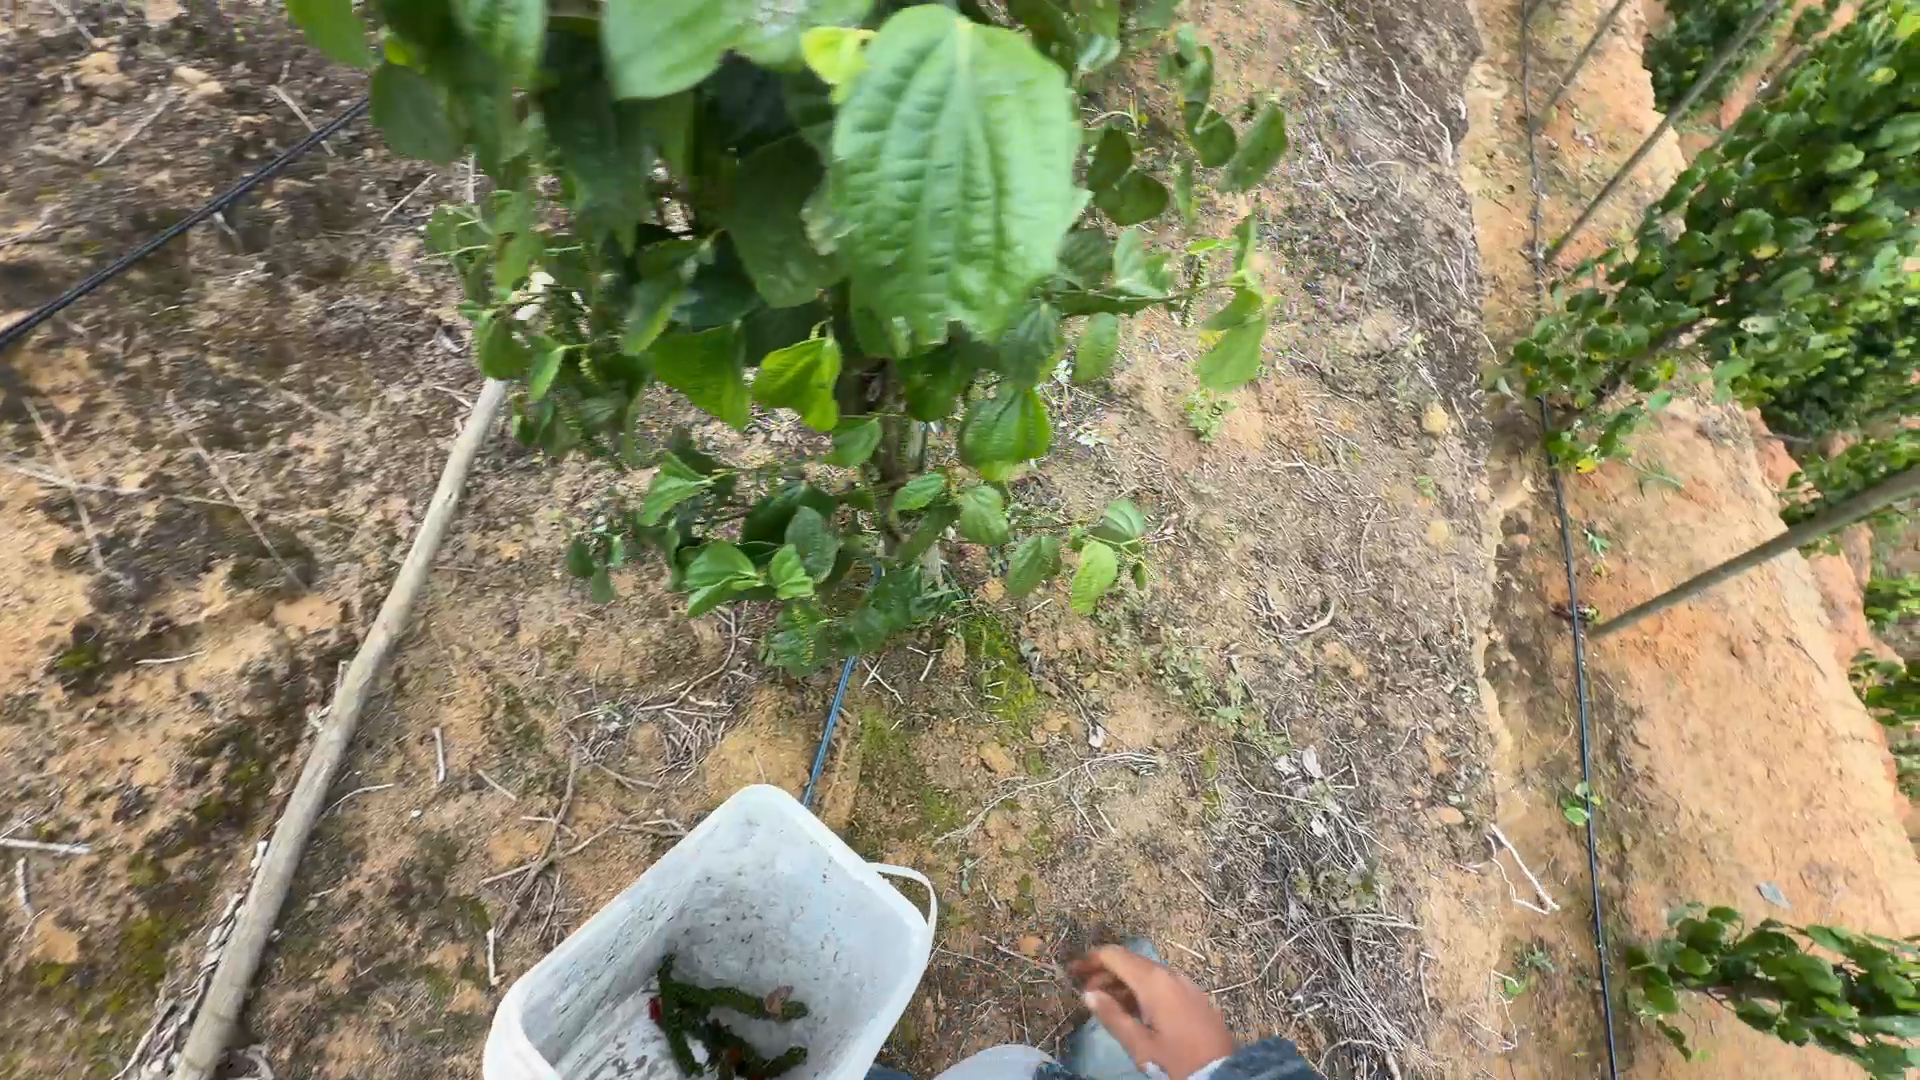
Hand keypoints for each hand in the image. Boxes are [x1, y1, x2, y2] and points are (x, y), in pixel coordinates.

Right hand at [1068, 945, 1235, 1079]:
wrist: (1224, 1077)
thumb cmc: (1177, 1063)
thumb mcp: (1140, 1046)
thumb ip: (1112, 1016)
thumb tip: (1088, 994)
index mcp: (1153, 981)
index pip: (1115, 956)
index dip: (1091, 960)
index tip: (1073, 971)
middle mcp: (1169, 973)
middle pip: (1130, 962)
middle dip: (1105, 972)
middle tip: (1086, 991)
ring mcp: (1184, 983)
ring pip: (1146, 973)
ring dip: (1123, 982)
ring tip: (1106, 1003)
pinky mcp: (1194, 996)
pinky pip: (1161, 983)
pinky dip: (1141, 990)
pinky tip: (1134, 1010)